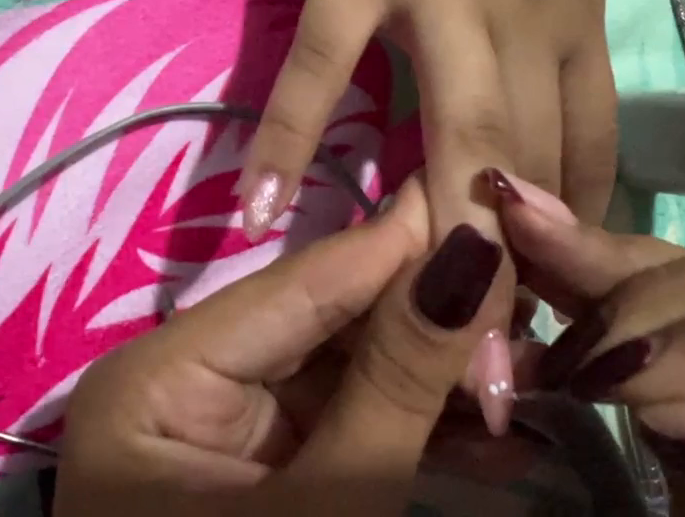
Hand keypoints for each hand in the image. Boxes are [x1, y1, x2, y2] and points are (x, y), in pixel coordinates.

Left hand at [57, 181, 502, 516]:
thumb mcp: (326, 507)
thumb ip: (395, 383)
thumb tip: (466, 254)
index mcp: (159, 378)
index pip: (298, 284)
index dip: (393, 243)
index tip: (476, 199)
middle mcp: (181, 381)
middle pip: (322, 323)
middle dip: (425, 316)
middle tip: (521, 286)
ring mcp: (220, 424)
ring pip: (342, 371)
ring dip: (432, 374)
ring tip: (525, 353)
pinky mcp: (258, 463)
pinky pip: (341, 422)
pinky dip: (411, 427)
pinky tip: (494, 424)